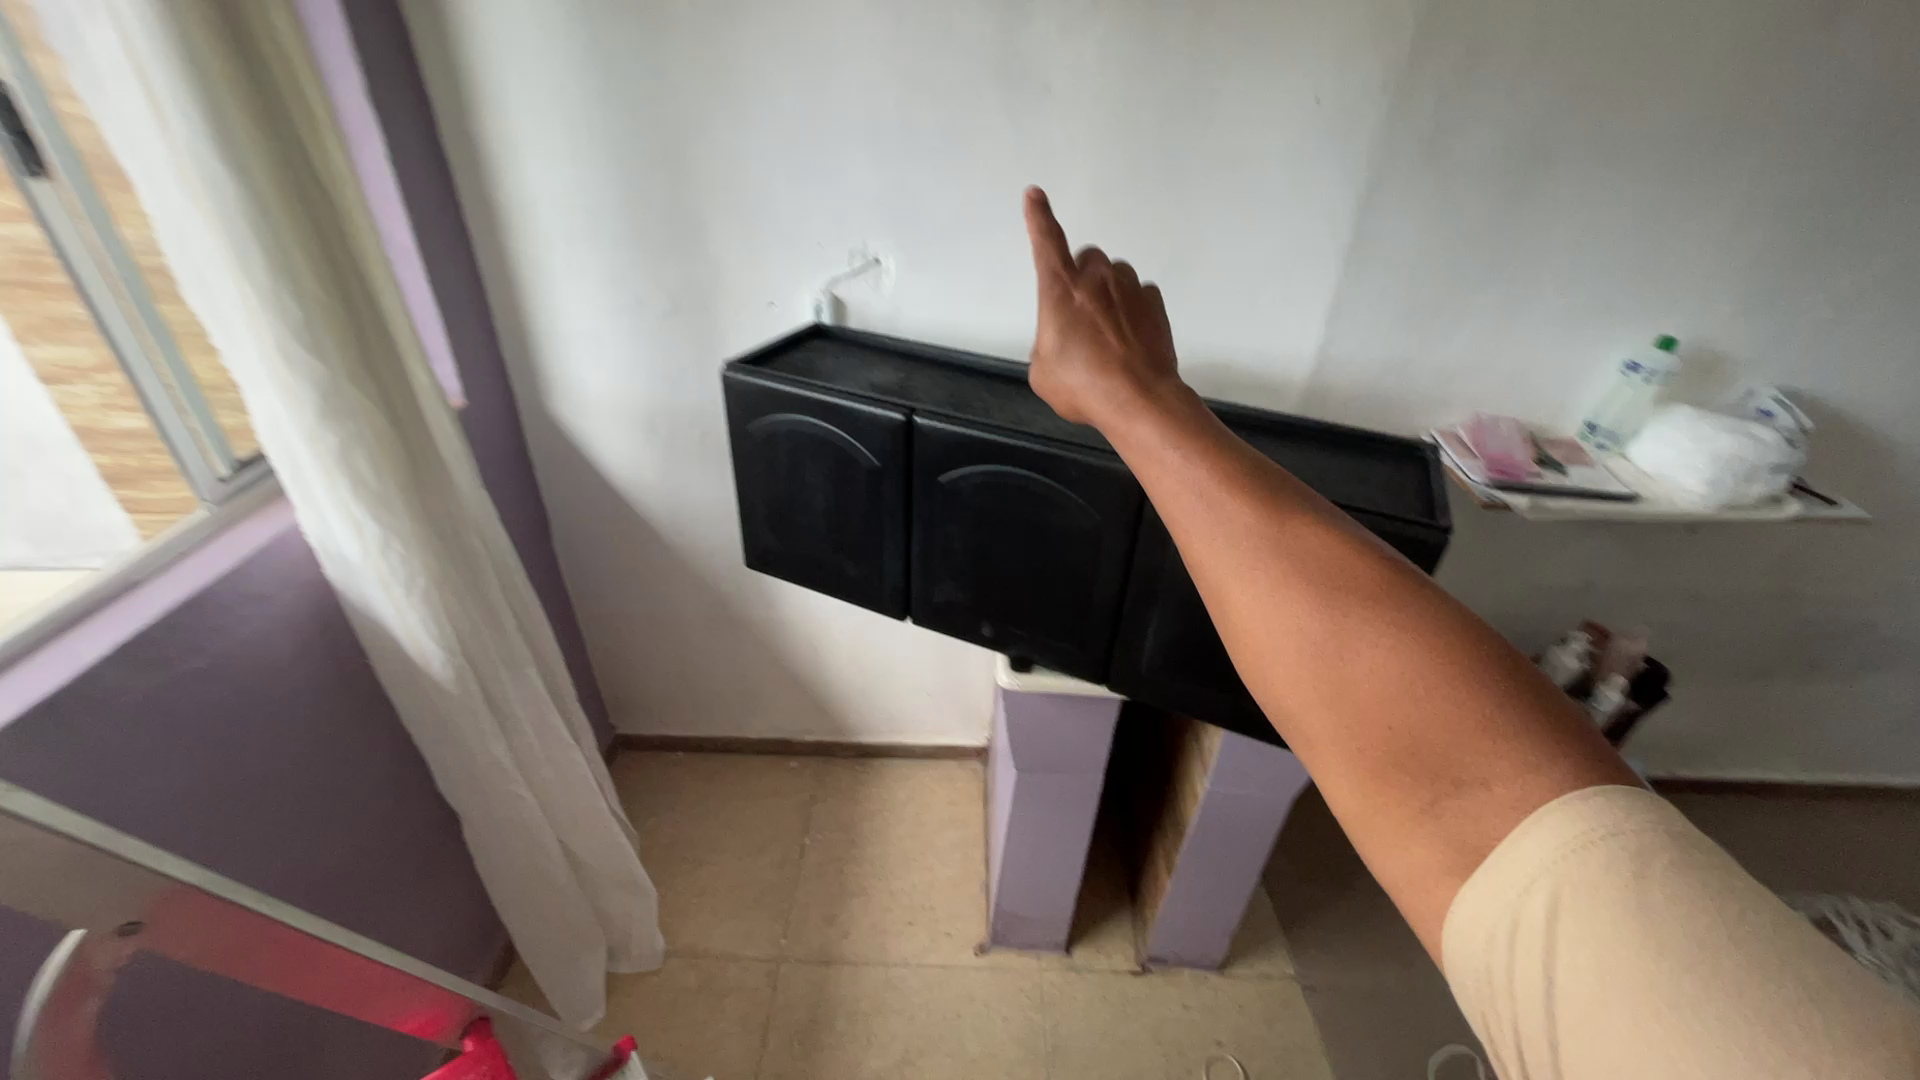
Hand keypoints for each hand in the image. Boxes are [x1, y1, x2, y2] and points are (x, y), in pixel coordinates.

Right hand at [1023, 186, 1183, 428]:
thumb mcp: (1043, 372)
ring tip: (1106, 334)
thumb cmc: (1083, 386)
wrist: (1137, 400)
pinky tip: (1128, 339)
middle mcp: (1096, 280)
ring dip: (1109, 295)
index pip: (1046, 242)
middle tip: (1080, 315)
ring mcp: (1129, 289)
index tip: (1035, 196)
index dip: (1038, 217)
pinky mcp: (1155, 305)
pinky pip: (1139, 296)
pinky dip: (1132, 311)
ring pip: (1115, 276)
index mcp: (1060, 290)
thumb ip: (1047, 345)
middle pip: (1087, 259)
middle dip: (1082, 278)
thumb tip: (1060, 345)